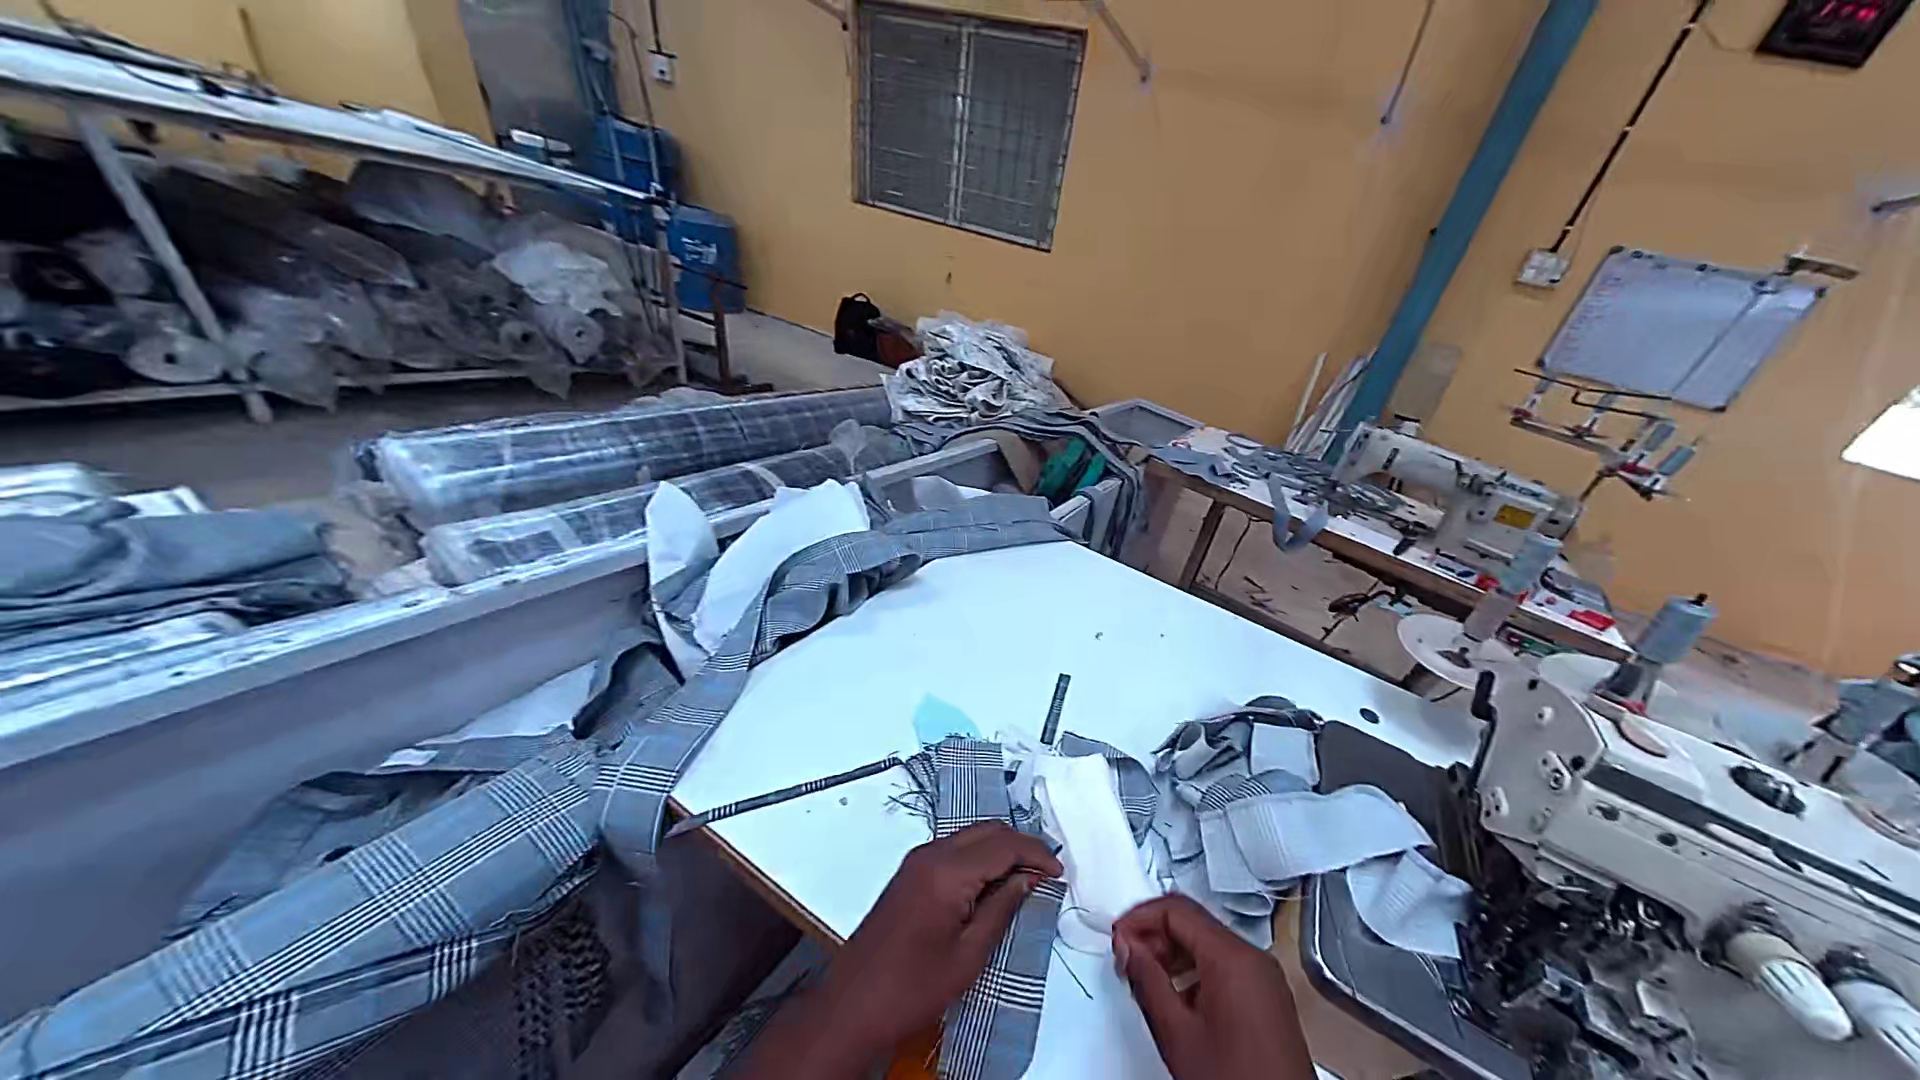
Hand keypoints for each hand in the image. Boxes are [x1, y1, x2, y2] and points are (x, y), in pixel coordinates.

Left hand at [730, 821, 1061, 1078]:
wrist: (852, 1005)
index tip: (1059, 872)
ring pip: (970, 837)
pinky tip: (993, 885)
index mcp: (946, 871)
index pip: (1002, 844)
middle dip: (1020, 846)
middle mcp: (930, 854)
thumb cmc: (911, 988)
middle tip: (1046, 874)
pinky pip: (954, 851)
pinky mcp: (910, 873)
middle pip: (986, 830)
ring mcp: (917, 861)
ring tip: (1026, 880)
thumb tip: (1028, 879)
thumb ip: (1001, 908)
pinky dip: (979, 859)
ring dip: (1000, 850)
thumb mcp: (968, 955)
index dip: (1036, 854)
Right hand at [1114, 895, 1314, 1079]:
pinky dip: (1195, 969)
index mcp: (1232, 958)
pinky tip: (1177, 998)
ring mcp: (1264, 977)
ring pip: (1207, 941)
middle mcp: (1253, 958)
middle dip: (1154, 935)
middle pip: (1192, 922)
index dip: (1140, 918)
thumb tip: (1128, 946)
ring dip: (1172, 952)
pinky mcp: (1268, 996)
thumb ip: (1146, 978)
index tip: (1120, 937)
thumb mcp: (1177, 1032)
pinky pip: (1225, 963)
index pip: (1176, 910)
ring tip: (1148, 980)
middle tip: (1128, 958)